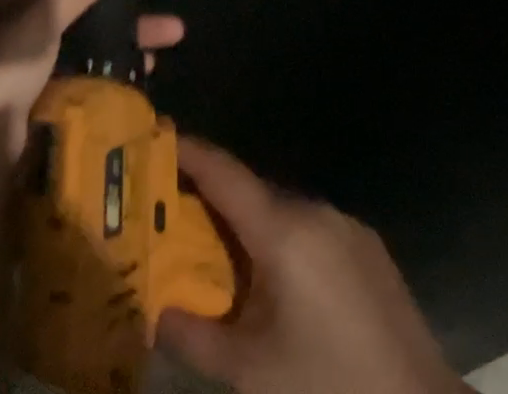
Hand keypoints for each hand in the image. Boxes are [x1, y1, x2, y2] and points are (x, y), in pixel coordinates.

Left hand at [0, 0, 181, 154]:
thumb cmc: (9, 62)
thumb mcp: (42, 16)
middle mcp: (31, 17)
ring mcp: (43, 54)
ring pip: (96, 31)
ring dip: (134, 26)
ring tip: (177, 29)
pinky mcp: (55, 87)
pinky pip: (96, 65)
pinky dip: (122, 60)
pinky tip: (152, 63)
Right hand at [156, 142, 466, 393]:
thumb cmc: (328, 386)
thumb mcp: (244, 368)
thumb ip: (184, 330)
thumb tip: (144, 305)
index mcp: (284, 230)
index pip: (218, 169)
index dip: (178, 149)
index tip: (139, 138)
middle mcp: (317, 213)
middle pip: (242, 187)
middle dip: (198, 193)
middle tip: (157, 210)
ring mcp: (348, 230)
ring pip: (273, 207)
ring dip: (235, 219)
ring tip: (201, 246)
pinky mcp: (368, 253)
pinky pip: (303, 227)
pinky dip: (270, 236)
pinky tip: (259, 275)